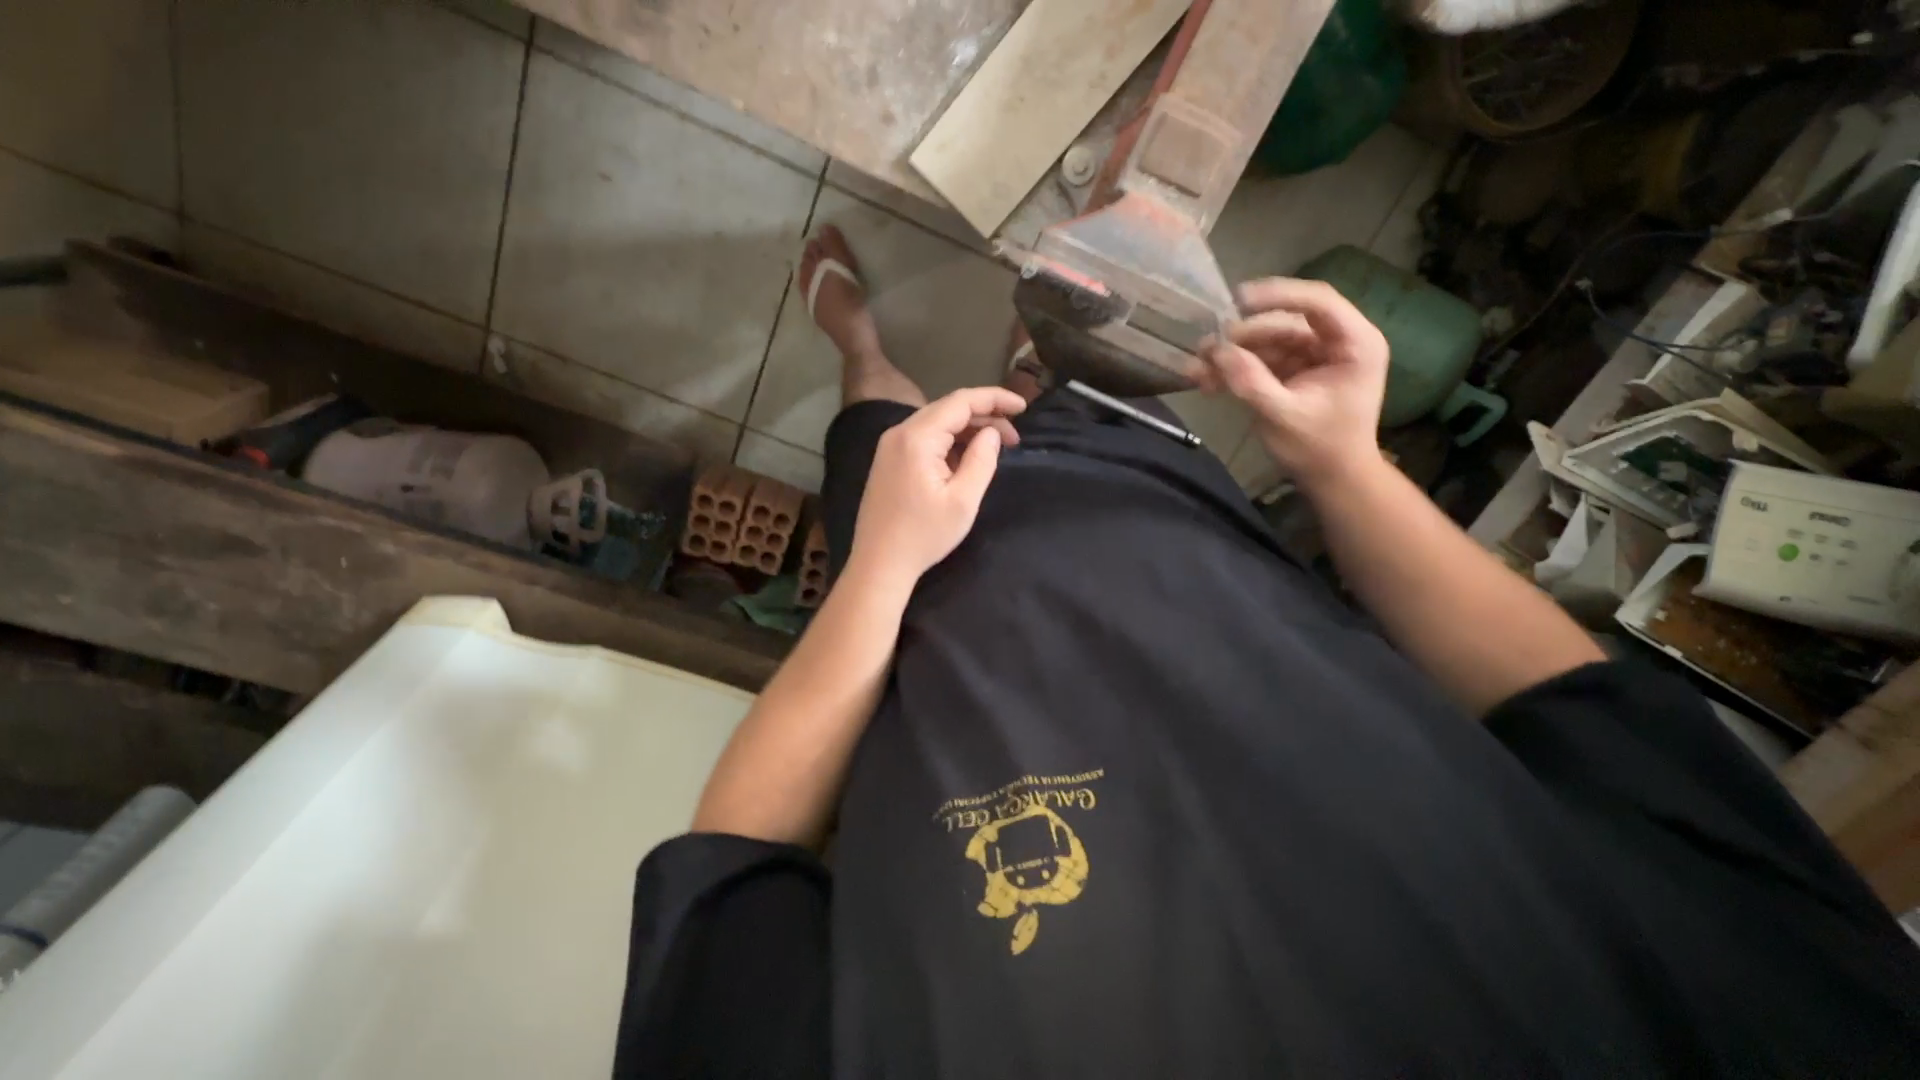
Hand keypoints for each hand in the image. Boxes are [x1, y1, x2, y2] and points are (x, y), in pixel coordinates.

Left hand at [847, 386, 1026, 584]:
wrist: (879, 563)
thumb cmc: (923, 535)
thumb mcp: (963, 500)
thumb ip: (982, 460)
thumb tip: (992, 433)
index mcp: (917, 438)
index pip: (961, 402)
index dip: (995, 398)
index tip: (1023, 407)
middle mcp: (899, 433)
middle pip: (948, 409)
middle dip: (985, 416)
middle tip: (1014, 438)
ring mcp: (890, 446)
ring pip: (936, 423)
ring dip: (968, 429)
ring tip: (996, 448)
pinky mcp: (888, 460)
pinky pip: (924, 438)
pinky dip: (949, 441)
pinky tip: (967, 458)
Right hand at [1200, 278, 1389, 487]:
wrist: (1333, 481)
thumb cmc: (1321, 449)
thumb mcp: (1284, 416)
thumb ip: (1251, 382)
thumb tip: (1217, 351)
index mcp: (1356, 344)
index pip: (1318, 302)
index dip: (1278, 295)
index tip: (1237, 300)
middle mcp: (1337, 342)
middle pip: (1286, 322)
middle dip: (1244, 335)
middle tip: (1207, 346)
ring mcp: (1314, 356)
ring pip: (1268, 340)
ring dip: (1232, 353)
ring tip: (1197, 367)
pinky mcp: (1295, 371)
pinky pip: (1262, 360)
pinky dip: (1236, 368)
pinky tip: (1206, 380)